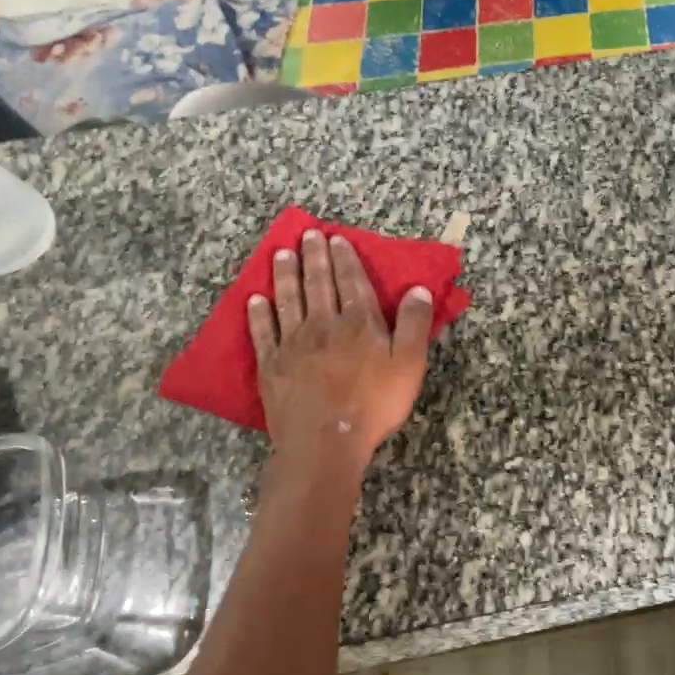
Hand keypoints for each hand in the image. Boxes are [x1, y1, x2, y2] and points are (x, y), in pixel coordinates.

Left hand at [247, 229, 432, 467]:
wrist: (326, 440)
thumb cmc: (375, 403)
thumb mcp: (410, 364)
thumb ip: (415, 325)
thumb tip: (419, 290)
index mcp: (359, 324)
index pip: (352, 283)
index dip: (345, 259)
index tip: (337, 239)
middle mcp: (323, 325)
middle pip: (318, 285)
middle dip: (314, 258)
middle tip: (308, 235)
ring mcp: (292, 344)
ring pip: (288, 300)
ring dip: (285, 275)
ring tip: (281, 254)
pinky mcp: (271, 365)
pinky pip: (263, 332)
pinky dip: (259, 314)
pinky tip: (256, 300)